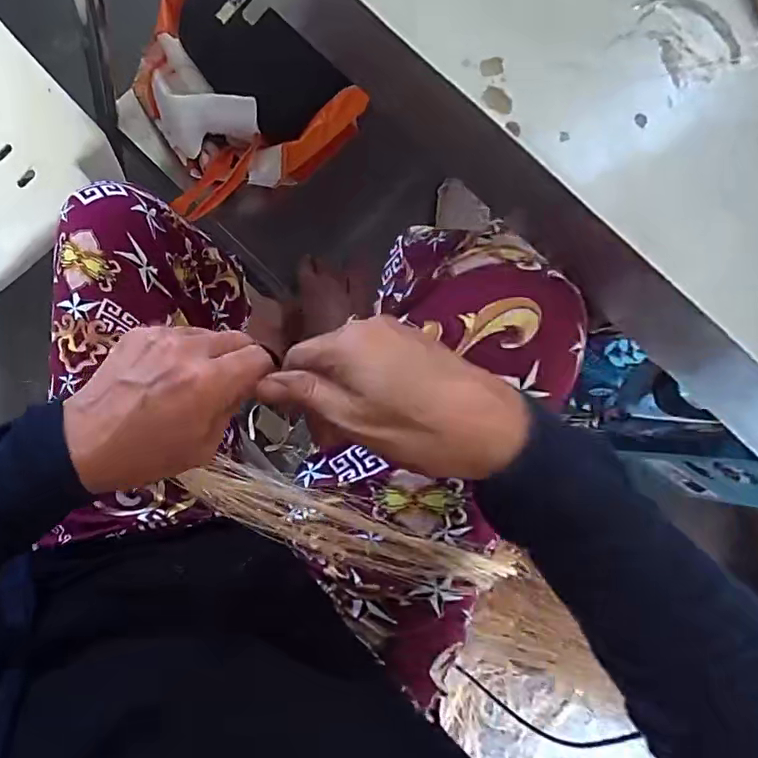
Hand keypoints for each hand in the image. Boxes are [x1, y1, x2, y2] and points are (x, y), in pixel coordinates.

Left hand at [62, 326, 274, 491]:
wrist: (85, 442)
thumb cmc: (146, 455)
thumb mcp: (203, 447)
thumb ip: (229, 410)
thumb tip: (240, 389)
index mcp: (209, 381)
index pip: (259, 356)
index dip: (264, 372)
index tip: (256, 386)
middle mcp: (189, 350)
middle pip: (238, 337)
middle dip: (242, 358)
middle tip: (231, 380)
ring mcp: (162, 336)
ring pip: (208, 333)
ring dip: (211, 352)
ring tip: (194, 376)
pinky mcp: (140, 332)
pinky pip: (177, 334)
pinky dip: (181, 349)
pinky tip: (165, 371)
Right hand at [255, 315, 528, 479]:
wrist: (496, 427)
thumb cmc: (416, 429)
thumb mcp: (353, 420)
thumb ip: (305, 395)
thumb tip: (262, 380)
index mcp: (344, 341)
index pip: (294, 356)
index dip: (289, 389)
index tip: (301, 422)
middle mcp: (366, 324)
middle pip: (322, 356)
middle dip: (319, 391)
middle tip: (332, 433)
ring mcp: (395, 329)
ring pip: (349, 358)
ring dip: (345, 388)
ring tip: (362, 426)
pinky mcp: (417, 339)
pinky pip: (376, 356)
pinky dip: (369, 380)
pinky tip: (388, 409)